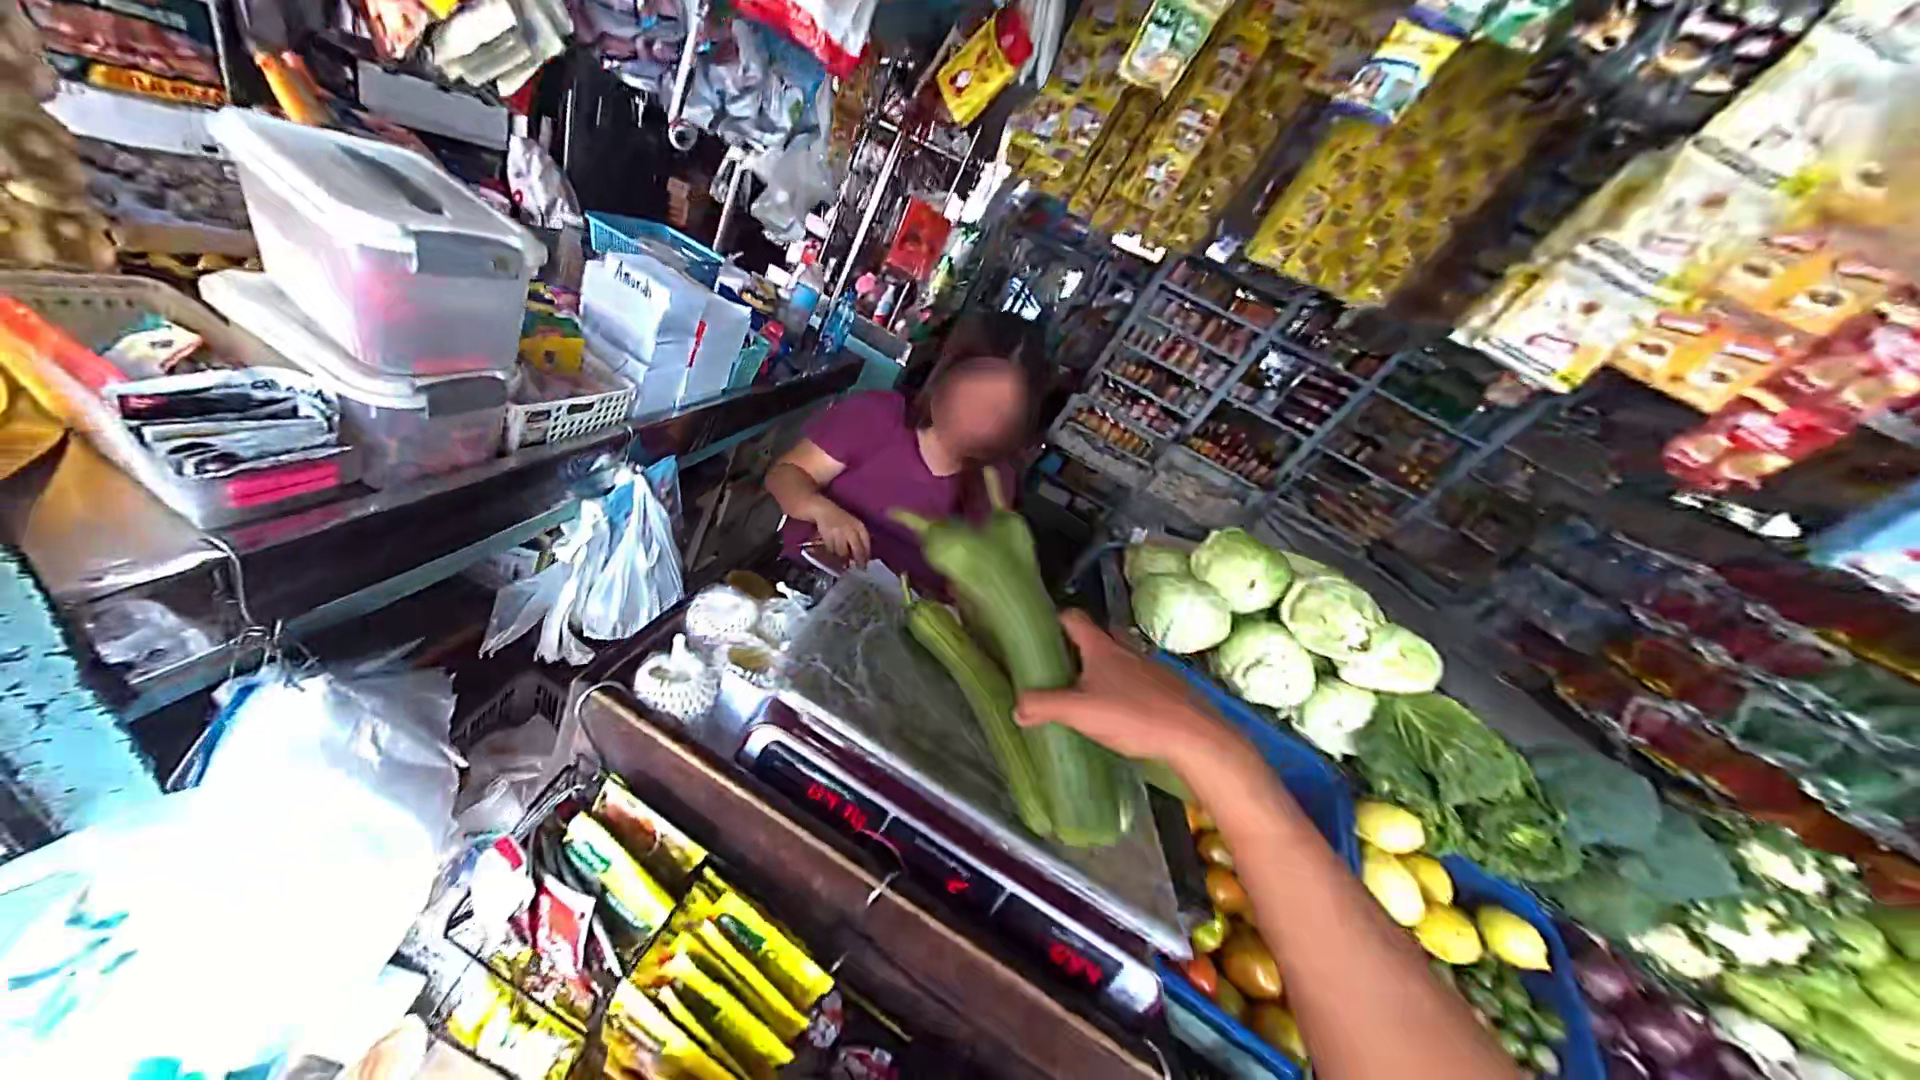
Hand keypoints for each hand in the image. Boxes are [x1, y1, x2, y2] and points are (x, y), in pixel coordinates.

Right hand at [811, 499, 870, 565]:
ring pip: (843, 553)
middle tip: (859, 568)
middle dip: (858, 560)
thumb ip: (860, 538)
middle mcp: (851, 530)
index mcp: (860, 526)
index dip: (867, 554)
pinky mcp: (828, 537)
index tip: (867, 563)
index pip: (866, 543)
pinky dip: (833, 553)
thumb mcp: (855, 525)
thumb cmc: (842, 520)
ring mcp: (839, 534)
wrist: (824, 510)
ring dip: (843, 558)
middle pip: (857, 550)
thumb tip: (865, 556)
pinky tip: (834, 552)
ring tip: (844, 560)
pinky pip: (832, 550)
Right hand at [1016, 610, 1249, 773]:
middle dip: (1082, 645)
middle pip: (1100, 635)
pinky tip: (1124, 710)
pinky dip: (1129, 687)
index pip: (1074, 619)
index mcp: (1101, 648)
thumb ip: (1043, 706)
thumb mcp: (1079, 712)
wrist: (1194, 736)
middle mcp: (1127, 650)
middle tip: (1064, 665)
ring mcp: (1152, 667)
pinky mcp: (1170, 687)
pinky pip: (1142, 678)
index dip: (1056, 620)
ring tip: (1092, 690)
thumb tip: (1017, 705)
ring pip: (1123, 657)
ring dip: (1107, 667)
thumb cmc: (1133, 716)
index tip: (1043, 632)